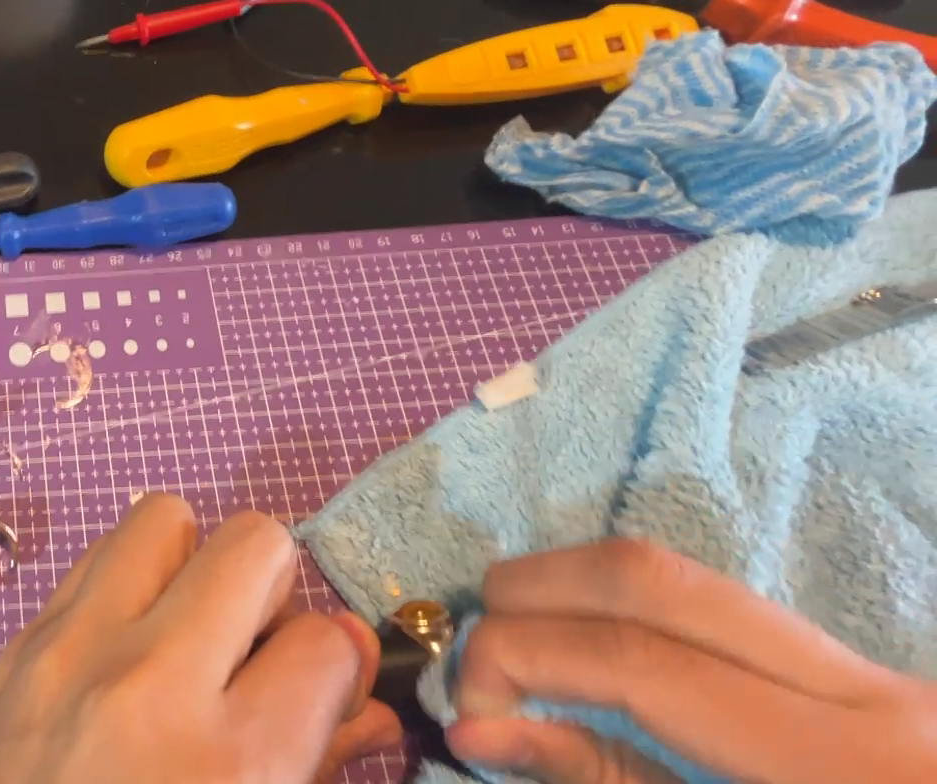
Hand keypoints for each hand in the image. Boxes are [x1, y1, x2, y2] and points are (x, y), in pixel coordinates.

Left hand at [0, 494, 400, 782]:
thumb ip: (314, 760)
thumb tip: (355, 681)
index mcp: (229, 762)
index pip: (324, 644)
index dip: (334, 667)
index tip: (317, 688)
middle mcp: (150, 676)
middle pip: (251, 543)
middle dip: (273, 586)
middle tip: (251, 643)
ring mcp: (73, 643)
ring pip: (163, 517)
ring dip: (192, 562)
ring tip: (183, 628)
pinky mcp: (20, 636)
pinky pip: (96, 555)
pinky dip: (129, 579)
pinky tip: (123, 640)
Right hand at [448, 538, 936, 782]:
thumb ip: (596, 776)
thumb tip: (470, 729)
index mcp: (841, 758)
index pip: (635, 657)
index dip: (521, 660)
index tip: (469, 705)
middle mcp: (861, 685)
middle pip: (641, 575)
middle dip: (527, 592)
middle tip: (478, 652)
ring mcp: (853, 661)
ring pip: (660, 569)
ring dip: (558, 589)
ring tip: (516, 645)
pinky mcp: (829, 658)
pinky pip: (685, 596)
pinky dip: (603, 603)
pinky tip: (576, 643)